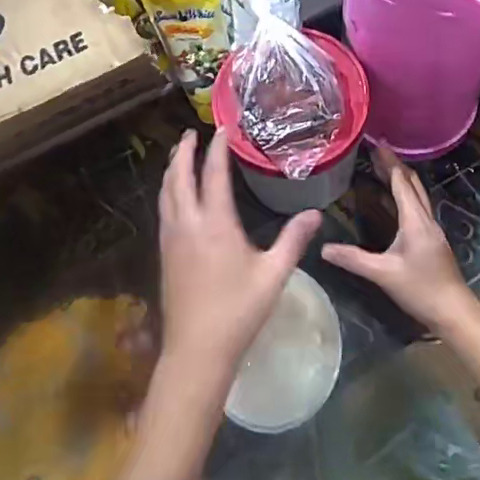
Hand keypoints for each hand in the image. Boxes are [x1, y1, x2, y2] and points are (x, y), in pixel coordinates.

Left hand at [156, 129, 320, 383]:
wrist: (196, 351)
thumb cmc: (238, 310)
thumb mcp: (274, 274)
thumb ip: (294, 240)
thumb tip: (316, 212)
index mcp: (215, 224)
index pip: (213, 175)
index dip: (217, 149)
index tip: (222, 128)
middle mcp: (188, 226)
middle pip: (179, 179)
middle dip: (183, 153)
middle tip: (191, 133)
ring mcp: (172, 241)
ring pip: (165, 195)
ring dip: (172, 170)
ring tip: (179, 155)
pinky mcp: (165, 256)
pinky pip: (163, 211)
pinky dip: (168, 192)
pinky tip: (175, 197)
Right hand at [322, 146, 478, 337]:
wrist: (453, 310)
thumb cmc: (420, 289)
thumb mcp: (383, 274)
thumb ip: (354, 259)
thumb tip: (323, 248)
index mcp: (415, 220)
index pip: (401, 182)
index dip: (388, 162)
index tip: (376, 143)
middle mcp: (426, 218)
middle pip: (411, 184)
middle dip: (394, 165)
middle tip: (376, 150)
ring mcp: (431, 228)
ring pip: (416, 195)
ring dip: (401, 179)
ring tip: (383, 168)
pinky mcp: (432, 239)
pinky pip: (417, 207)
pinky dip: (405, 195)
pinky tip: (395, 201)